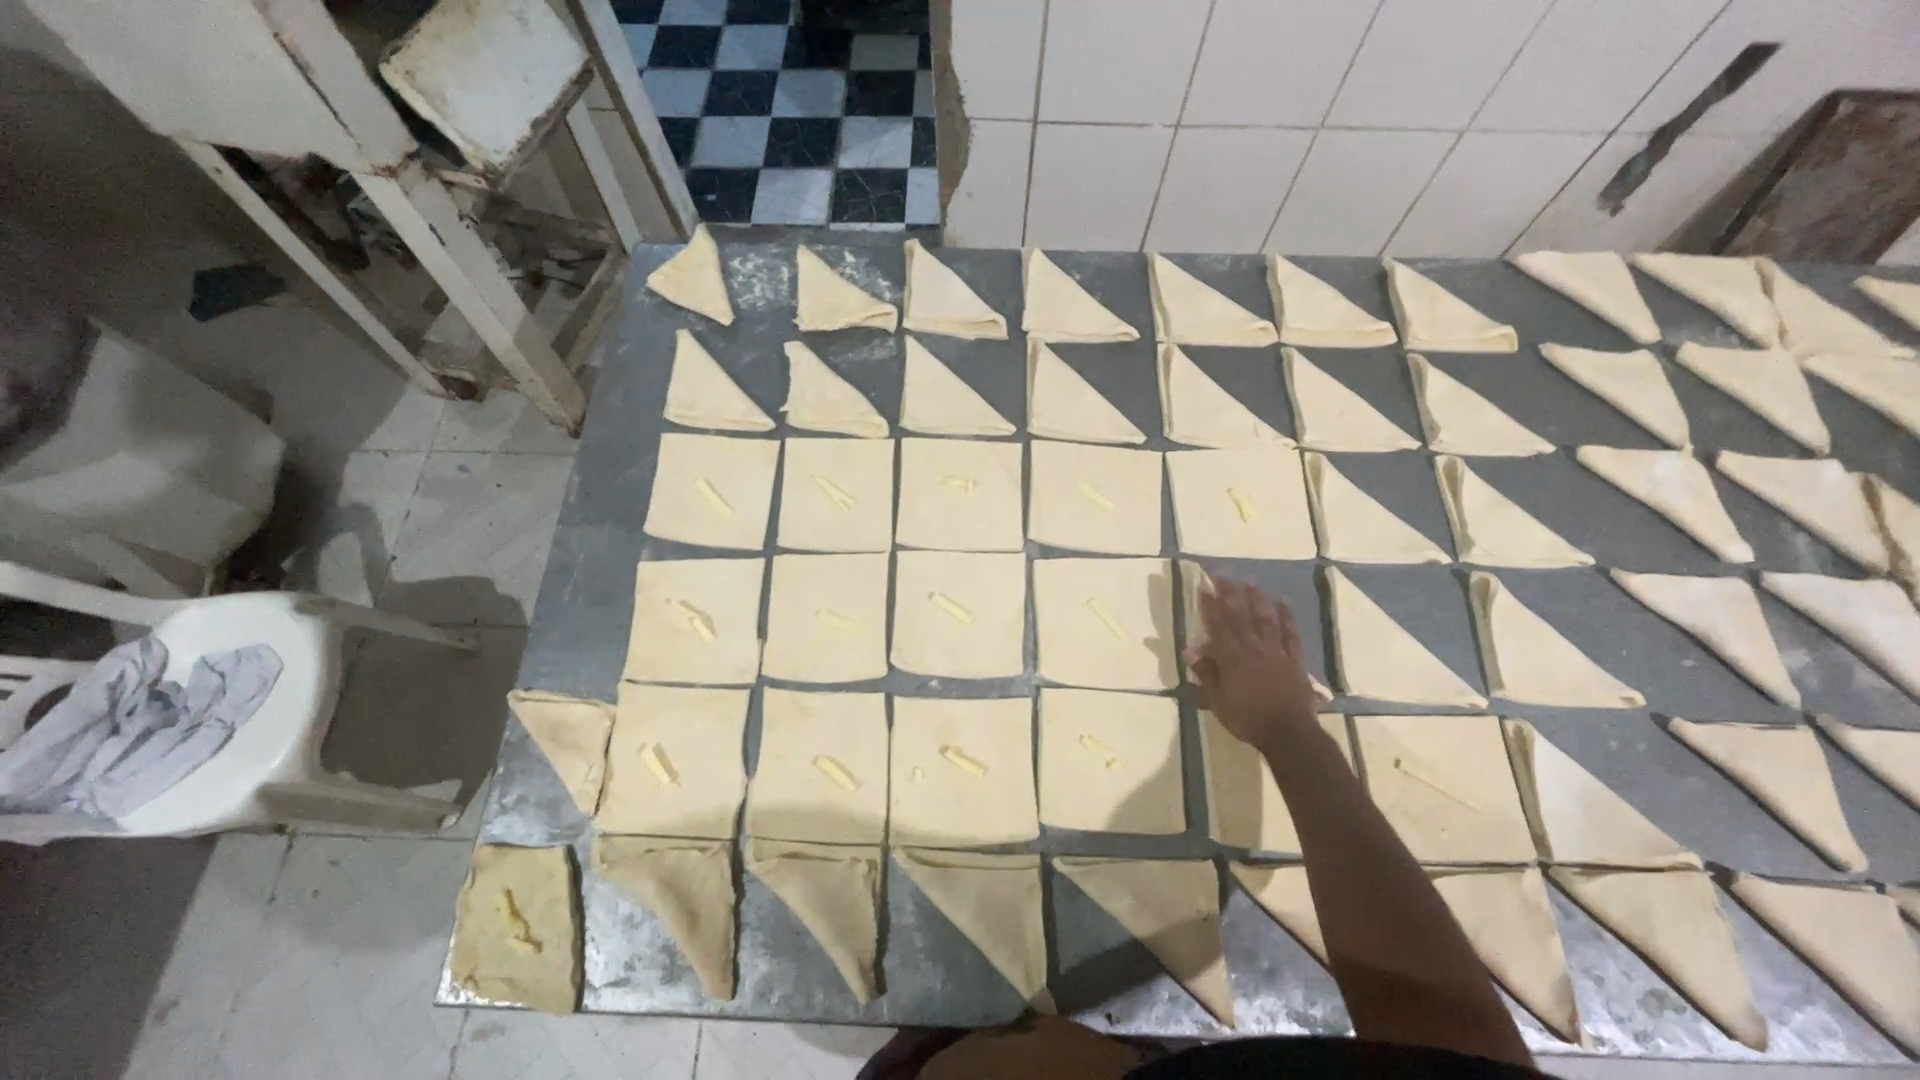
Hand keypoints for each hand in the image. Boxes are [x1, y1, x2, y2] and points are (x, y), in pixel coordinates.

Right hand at [1185, 578, 1319, 751]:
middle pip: (1239, 617)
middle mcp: (1253, 649)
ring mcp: (1275, 652)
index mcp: (1232, 659)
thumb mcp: (1218, 701)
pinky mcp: (1294, 659)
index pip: (1217, 627)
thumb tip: (1191, 649)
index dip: (1210, 606)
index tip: (1203, 586)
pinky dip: (1287, 617)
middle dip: (1230, 594)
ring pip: (1264, 620)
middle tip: (1223, 574)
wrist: (1288, 732)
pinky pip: (1290, 634)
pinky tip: (1283, 602)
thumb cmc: (1247, 720)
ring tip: (1250, 580)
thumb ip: (1207, 673)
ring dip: (1256, 599)